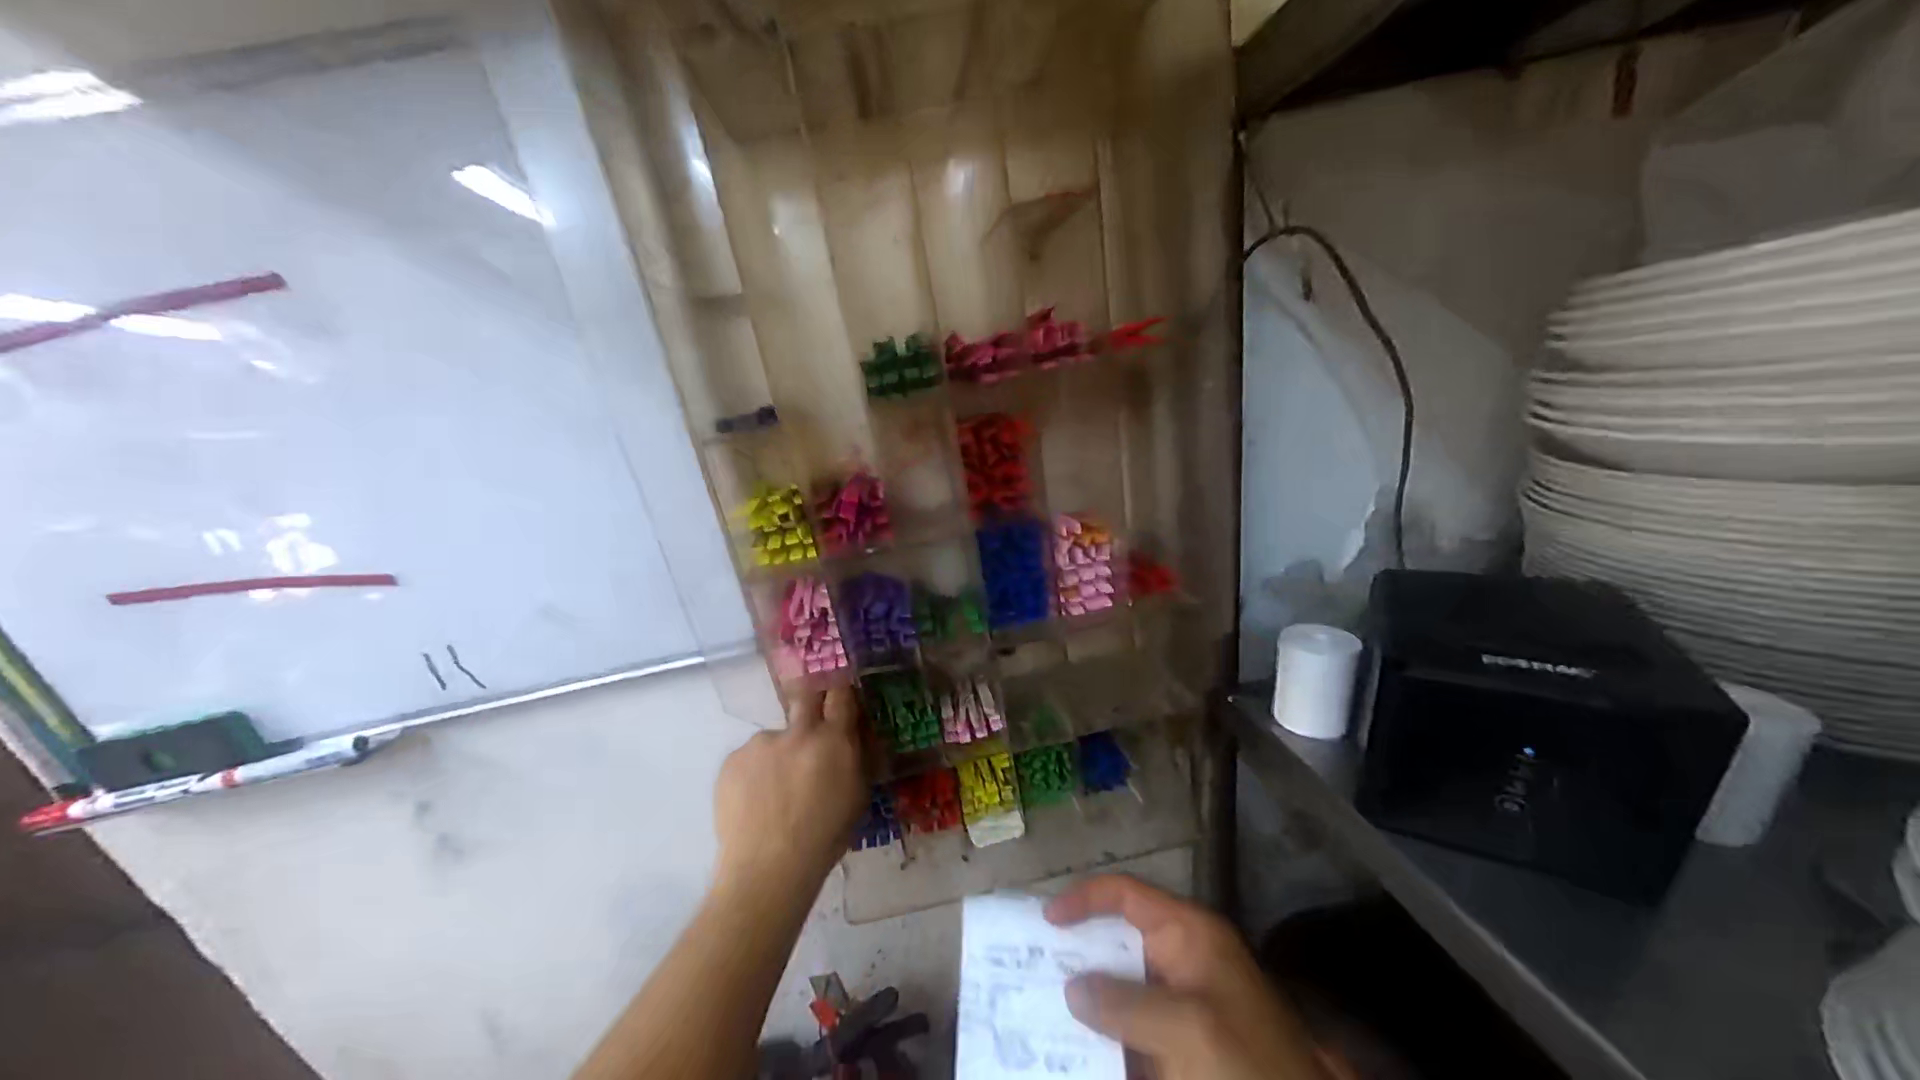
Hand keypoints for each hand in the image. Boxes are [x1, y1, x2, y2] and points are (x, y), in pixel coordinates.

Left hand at [712, 687, 865, 891]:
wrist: (768, 867)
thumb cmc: (824, 837)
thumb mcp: (857, 797)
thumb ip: (855, 759)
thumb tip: (853, 738)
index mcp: (834, 740)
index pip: (841, 696)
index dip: (840, 691)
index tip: (839, 694)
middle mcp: (797, 732)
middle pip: (805, 698)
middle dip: (810, 704)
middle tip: (810, 729)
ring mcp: (761, 743)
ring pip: (774, 739)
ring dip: (778, 754)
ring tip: (775, 793)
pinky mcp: (732, 760)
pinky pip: (749, 759)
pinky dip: (754, 774)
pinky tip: (755, 802)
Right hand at [1046, 875, 1337, 1079]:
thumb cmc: (1248, 1064)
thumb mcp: (1189, 1029)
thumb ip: (1126, 1003)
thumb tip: (1073, 988)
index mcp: (1188, 934)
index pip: (1127, 894)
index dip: (1084, 898)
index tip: (1046, 921)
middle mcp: (1179, 959)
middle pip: (1115, 940)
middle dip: (1075, 952)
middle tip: (1028, 966)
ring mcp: (1177, 1004)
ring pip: (1116, 988)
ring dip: (1082, 1000)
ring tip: (1036, 1006)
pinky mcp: (1176, 1045)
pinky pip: (1127, 1029)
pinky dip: (1099, 1036)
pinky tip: (1069, 1047)